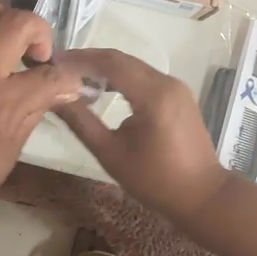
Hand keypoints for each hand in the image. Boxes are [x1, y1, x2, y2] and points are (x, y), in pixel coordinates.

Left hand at [0, 3, 85, 237]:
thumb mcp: (11, 150)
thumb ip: (35, 109)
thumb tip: (62, 89)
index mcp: (0, 102)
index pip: (48, 75)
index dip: (66, 79)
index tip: (68, 82)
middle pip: (16, 25)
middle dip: (38, 31)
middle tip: (37, 52)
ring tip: (3, 33)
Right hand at [51, 49, 231, 226]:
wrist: (202, 196)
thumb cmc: (155, 180)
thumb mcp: (111, 154)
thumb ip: (81, 122)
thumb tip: (54, 97)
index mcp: (153, 94)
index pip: (111, 62)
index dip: (80, 59)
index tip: (54, 63)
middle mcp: (167, 81)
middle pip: (122, 60)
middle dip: (89, 61)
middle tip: (59, 70)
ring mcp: (176, 86)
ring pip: (133, 66)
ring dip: (104, 69)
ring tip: (75, 79)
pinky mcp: (178, 94)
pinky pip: (144, 76)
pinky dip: (121, 78)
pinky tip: (103, 89)